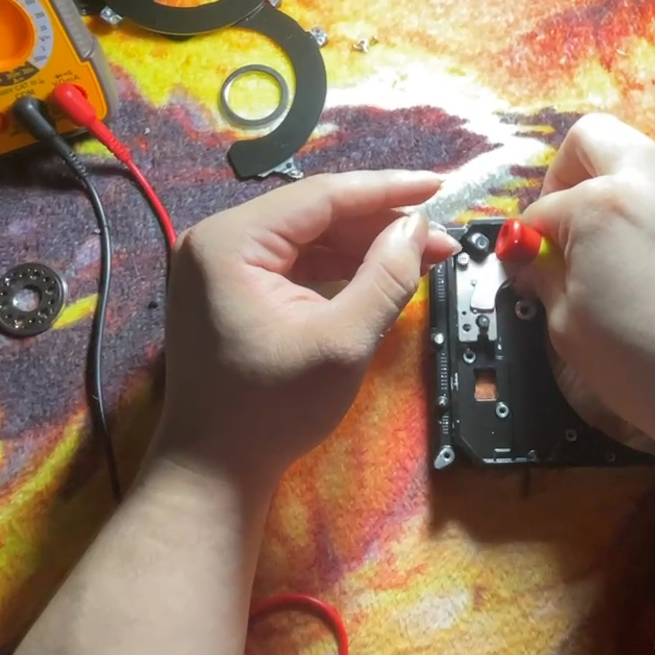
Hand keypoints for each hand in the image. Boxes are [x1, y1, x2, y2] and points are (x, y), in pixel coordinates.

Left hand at [153, 171, 460, 490]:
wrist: (214, 470)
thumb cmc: (274, 411)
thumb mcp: (342, 343)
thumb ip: (386, 278)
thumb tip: (418, 227)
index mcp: (232, 242)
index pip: (322, 196)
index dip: (386, 188)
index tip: (439, 185)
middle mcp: (219, 239)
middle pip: (316, 213)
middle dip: (380, 222)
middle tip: (439, 235)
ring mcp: (222, 263)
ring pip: (309, 236)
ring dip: (365, 244)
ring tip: (423, 252)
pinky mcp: (233, 286)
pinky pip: (296, 261)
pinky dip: (340, 265)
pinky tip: (382, 268)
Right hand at [516, 115, 654, 482]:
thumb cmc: (653, 370)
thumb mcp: (569, 329)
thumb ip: (544, 276)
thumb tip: (533, 255)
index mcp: (603, 204)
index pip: (542, 209)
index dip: (529, 243)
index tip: (532, 268)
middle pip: (591, 139)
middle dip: (567, 177)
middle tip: (570, 228)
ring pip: (648, 164)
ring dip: (623, 195)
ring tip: (629, 256)